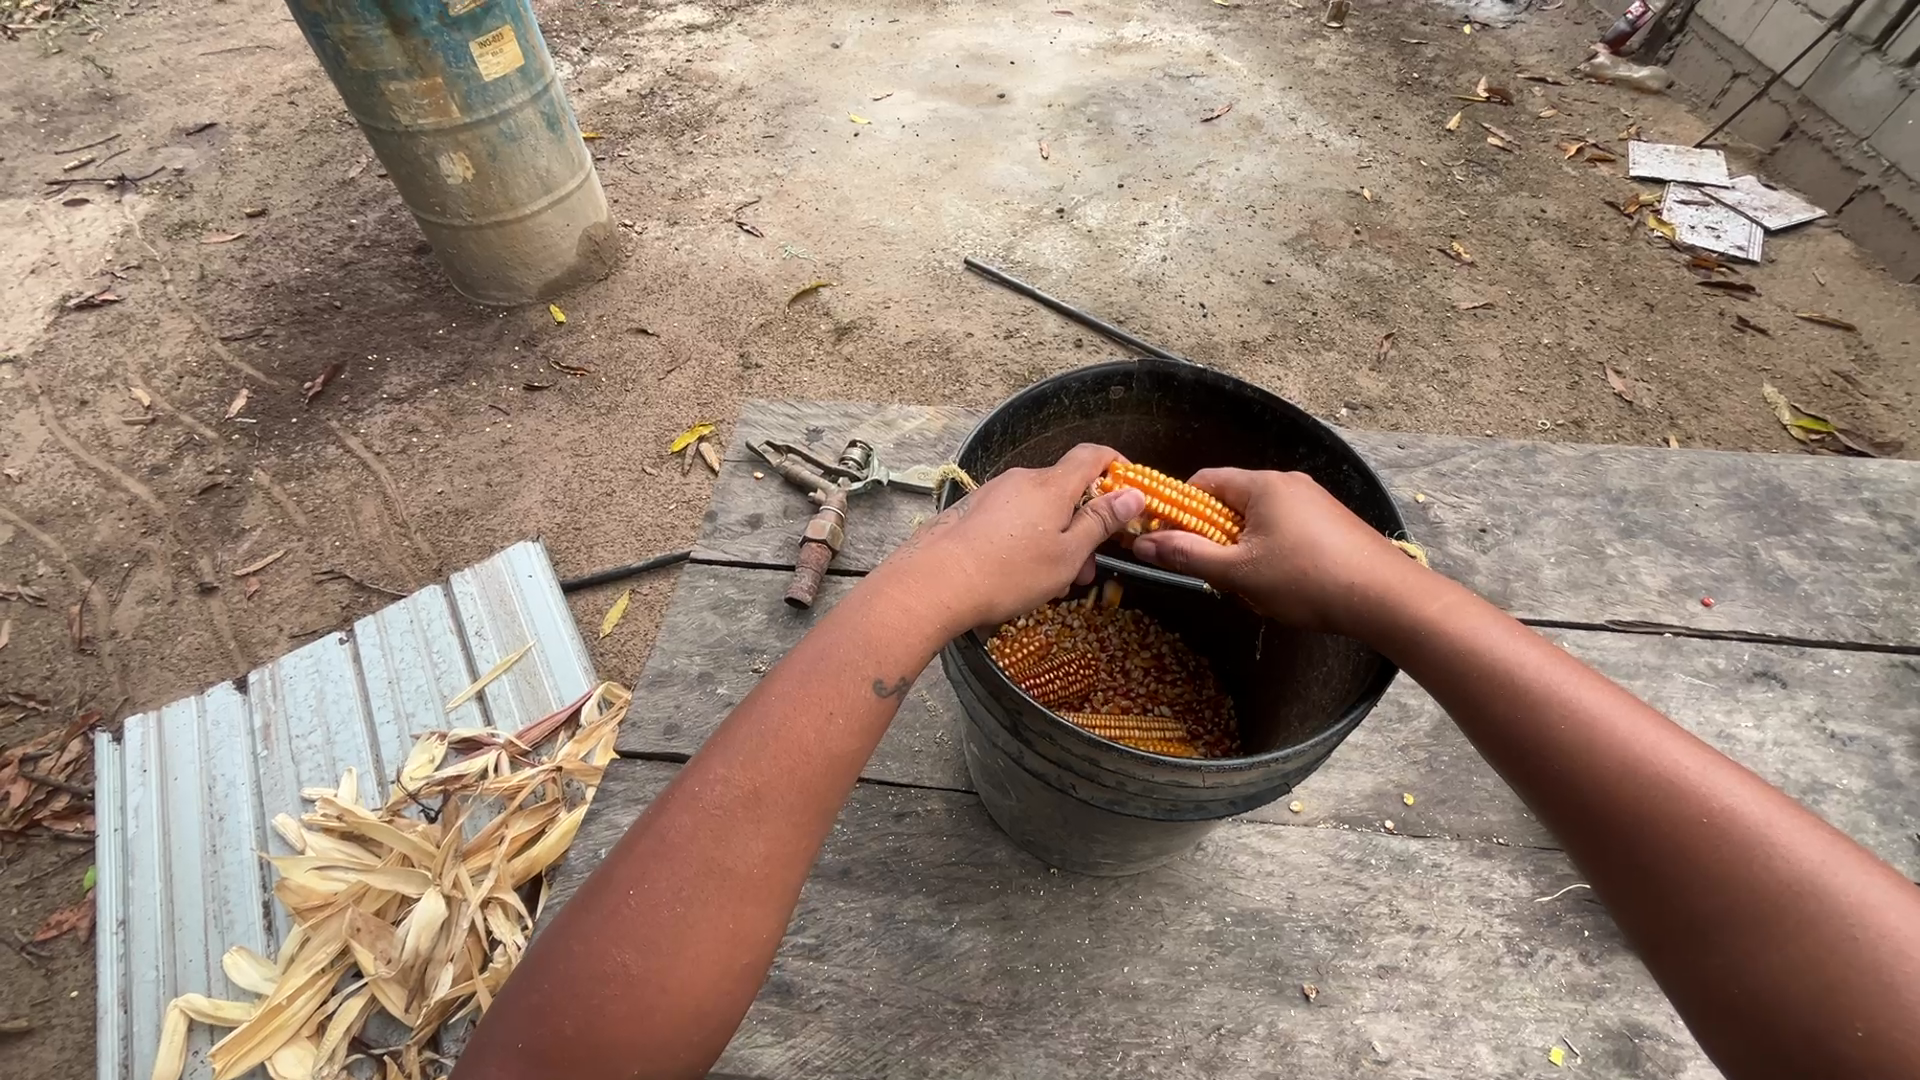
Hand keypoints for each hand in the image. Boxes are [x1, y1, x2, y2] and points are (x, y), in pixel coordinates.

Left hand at [879, 444, 1146, 632]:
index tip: (1129, 493)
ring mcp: (992, 494)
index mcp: (1051, 485)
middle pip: (1064, 491)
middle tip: (1087, 570)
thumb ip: (1100, 522)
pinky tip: (1019, 575)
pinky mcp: (971, 512)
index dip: (1116, 467)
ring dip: (1054, 539)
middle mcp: (1020, 480)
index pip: (1092, 455)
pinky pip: (1011, 519)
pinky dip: (1026, 540)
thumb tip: (1133, 493)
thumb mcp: (1067, 554)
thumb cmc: (1010, 572)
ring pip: (1037, 510)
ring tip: (1052, 582)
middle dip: (1083, 526)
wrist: (935, 583)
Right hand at [1129, 468, 1421, 635]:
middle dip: (1214, 535)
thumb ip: (1186, 555)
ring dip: (1243, 547)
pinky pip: (1284, 527)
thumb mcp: (1238, 572)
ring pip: (1258, 518)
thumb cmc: (1306, 580)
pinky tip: (1283, 582)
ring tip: (1251, 583)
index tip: (1172, 539)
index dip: (1179, 507)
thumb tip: (1142, 543)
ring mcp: (1314, 500)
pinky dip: (1270, 550)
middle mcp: (1288, 482)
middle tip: (1214, 570)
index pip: (1204, 481)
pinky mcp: (1332, 522)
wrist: (1387, 599)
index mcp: (1263, 484)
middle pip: (1230, 500)